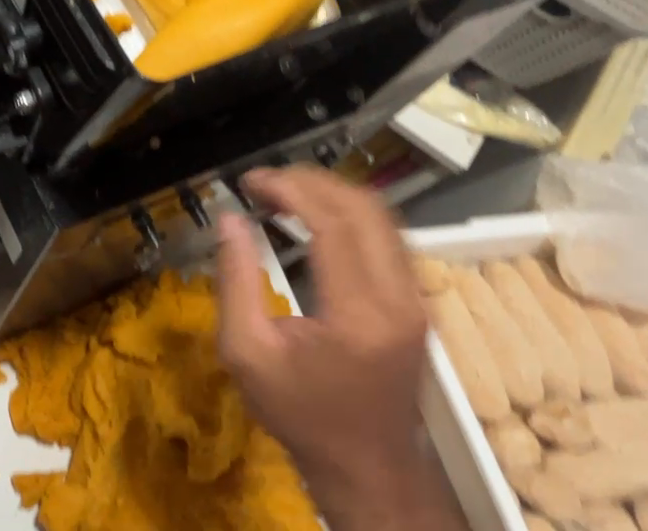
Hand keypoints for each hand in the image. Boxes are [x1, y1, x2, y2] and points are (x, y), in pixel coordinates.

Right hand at [216, 166, 429, 499]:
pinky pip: (389, 237)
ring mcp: (416, 300)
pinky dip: (350, 213)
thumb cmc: (300, 414)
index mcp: (358, 314)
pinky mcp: (417, 302)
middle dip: (310, 182)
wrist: (366, 467)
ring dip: (332, 193)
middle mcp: (399, 299)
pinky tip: (315, 215)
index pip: (332, 223)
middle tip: (263, 182)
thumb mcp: (246, 352)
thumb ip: (235, 279)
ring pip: (383, 217)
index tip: (249, 181)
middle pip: (364, 209)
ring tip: (283, 192)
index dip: (289, 189)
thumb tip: (229, 219)